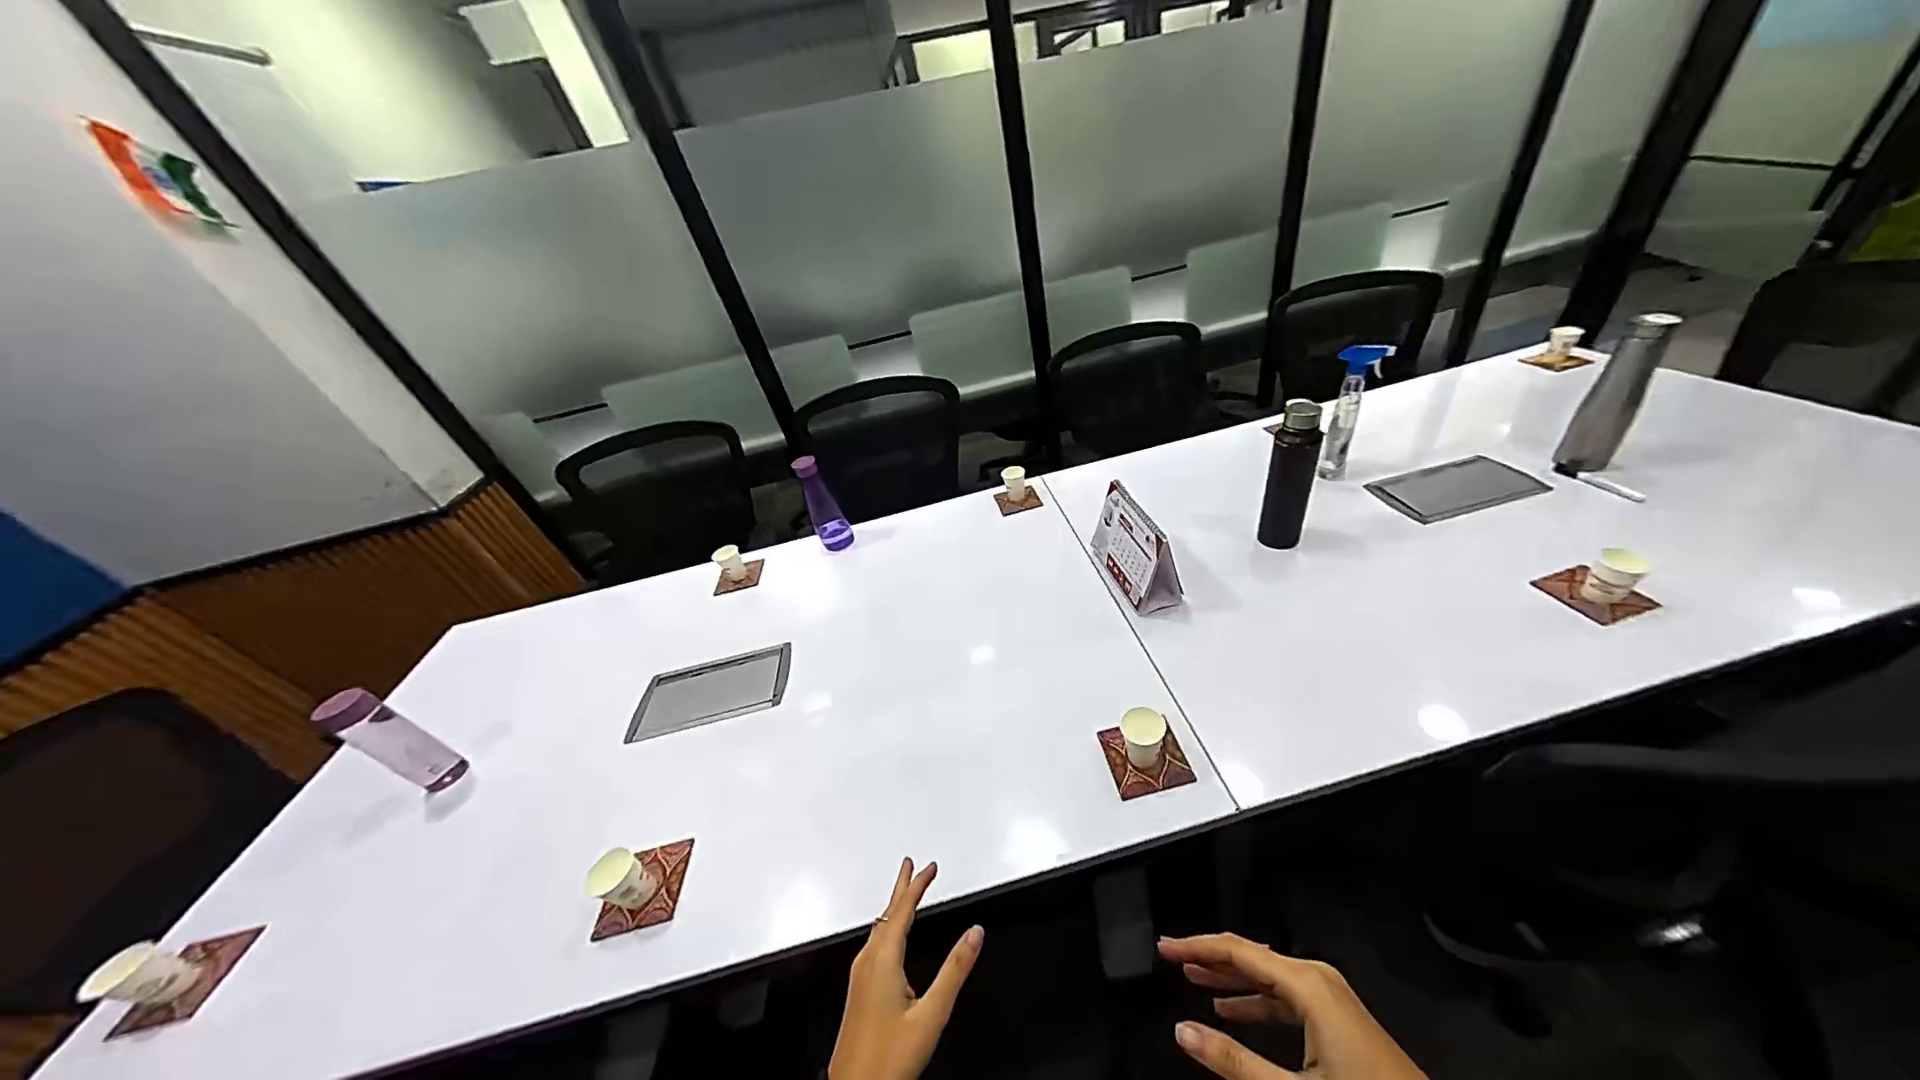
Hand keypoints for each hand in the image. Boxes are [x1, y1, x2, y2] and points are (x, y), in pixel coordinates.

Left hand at [828, 858, 984, 1079]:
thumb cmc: (887, 1060)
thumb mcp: (932, 1013)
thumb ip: (955, 969)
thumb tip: (974, 933)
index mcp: (883, 960)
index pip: (902, 909)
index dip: (917, 884)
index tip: (929, 867)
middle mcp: (867, 963)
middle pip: (887, 913)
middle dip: (901, 887)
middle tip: (911, 865)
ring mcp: (859, 976)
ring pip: (879, 928)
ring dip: (893, 907)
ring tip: (903, 895)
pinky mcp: (858, 990)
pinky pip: (874, 944)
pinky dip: (887, 927)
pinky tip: (890, 938)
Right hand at [1158, 934, 1426, 1079]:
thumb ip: (1233, 1059)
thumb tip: (1185, 1032)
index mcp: (1308, 985)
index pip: (1237, 950)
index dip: (1195, 946)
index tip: (1166, 947)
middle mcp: (1319, 980)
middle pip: (1250, 955)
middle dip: (1208, 956)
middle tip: (1174, 955)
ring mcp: (1331, 997)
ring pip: (1266, 973)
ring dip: (1228, 976)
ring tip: (1195, 978)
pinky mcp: (1337, 1016)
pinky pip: (1283, 993)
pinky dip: (1252, 996)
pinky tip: (1233, 1010)